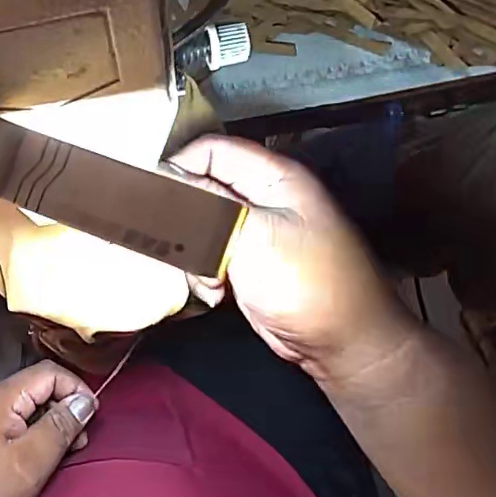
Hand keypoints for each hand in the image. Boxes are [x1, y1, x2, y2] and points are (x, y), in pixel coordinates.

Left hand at [0, 360, 97, 496]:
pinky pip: (12, 424)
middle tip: (79, 443)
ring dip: (49, 425)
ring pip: (26, 407)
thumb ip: (60, 427)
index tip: (92, 419)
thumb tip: (86, 400)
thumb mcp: (29, 464)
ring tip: (61, 456)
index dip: (76, 389)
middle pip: (37, 388)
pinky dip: (31, 436)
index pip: (49, 372)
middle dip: (64, 408)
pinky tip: (35, 462)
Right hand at [168, 136, 420, 388]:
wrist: (343, 344)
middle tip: (180, 249)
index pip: (212, 152)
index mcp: (273, 178)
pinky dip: (205, 274)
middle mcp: (263, 198)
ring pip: (200, 228)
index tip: (152, 199)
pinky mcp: (249, 263)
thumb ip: (205, 206)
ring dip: (194, 256)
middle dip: (186, 223)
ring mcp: (255, 232)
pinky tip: (216, 293)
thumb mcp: (254, 239)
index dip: (179, 168)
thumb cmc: (310, 285)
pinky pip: (210, 256)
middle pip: (201, 190)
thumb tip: (160, 180)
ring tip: (210, 280)